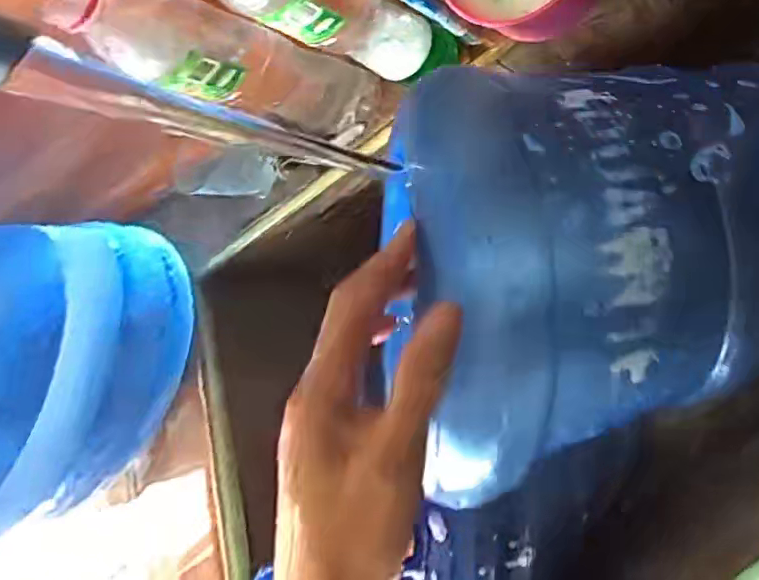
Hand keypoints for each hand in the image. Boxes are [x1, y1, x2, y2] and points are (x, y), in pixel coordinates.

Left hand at [276, 226, 463, 579]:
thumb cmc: (359, 526)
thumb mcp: (397, 451)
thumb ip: (421, 377)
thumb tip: (448, 307)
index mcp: (320, 389)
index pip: (350, 306)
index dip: (382, 264)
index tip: (415, 231)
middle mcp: (310, 392)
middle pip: (343, 317)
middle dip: (381, 278)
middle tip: (424, 253)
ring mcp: (314, 413)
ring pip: (345, 339)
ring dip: (378, 305)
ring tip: (417, 287)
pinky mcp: (326, 431)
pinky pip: (350, 362)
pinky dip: (375, 337)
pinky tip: (396, 344)